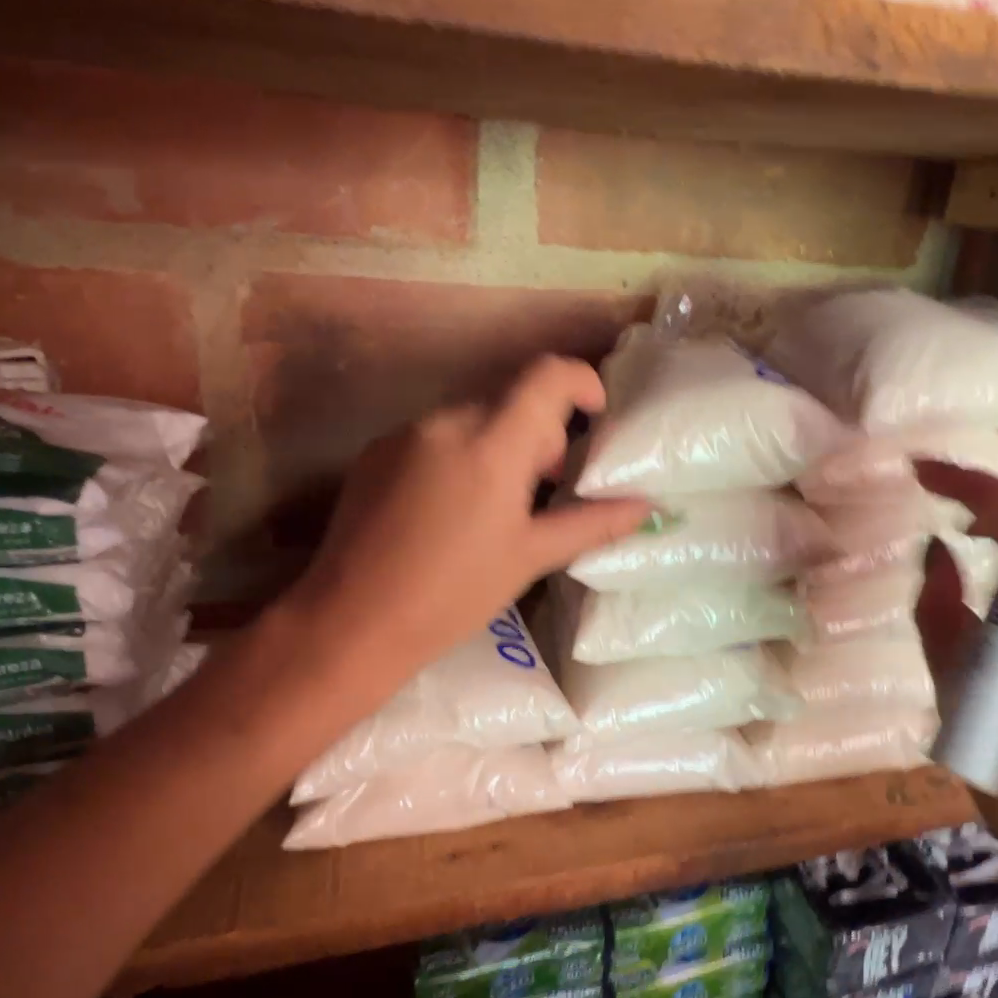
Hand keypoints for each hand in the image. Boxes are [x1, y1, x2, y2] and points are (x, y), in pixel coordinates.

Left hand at [287, 356, 651, 685]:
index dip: (580, 382)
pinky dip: (457, 454)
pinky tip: (447, 511)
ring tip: (494, 506)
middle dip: (538, 431)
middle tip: (542, 487)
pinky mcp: (375, 451)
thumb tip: (646, 507)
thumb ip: (591, 523)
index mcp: (492, 443)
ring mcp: (405, 433)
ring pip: (471, 417)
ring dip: (497, 443)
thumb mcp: (529, 557)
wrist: (350, 622)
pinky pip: (434, 435)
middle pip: (510, 398)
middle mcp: (447, 422)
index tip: (593, 415)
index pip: (547, 375)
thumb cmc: (453, 594)